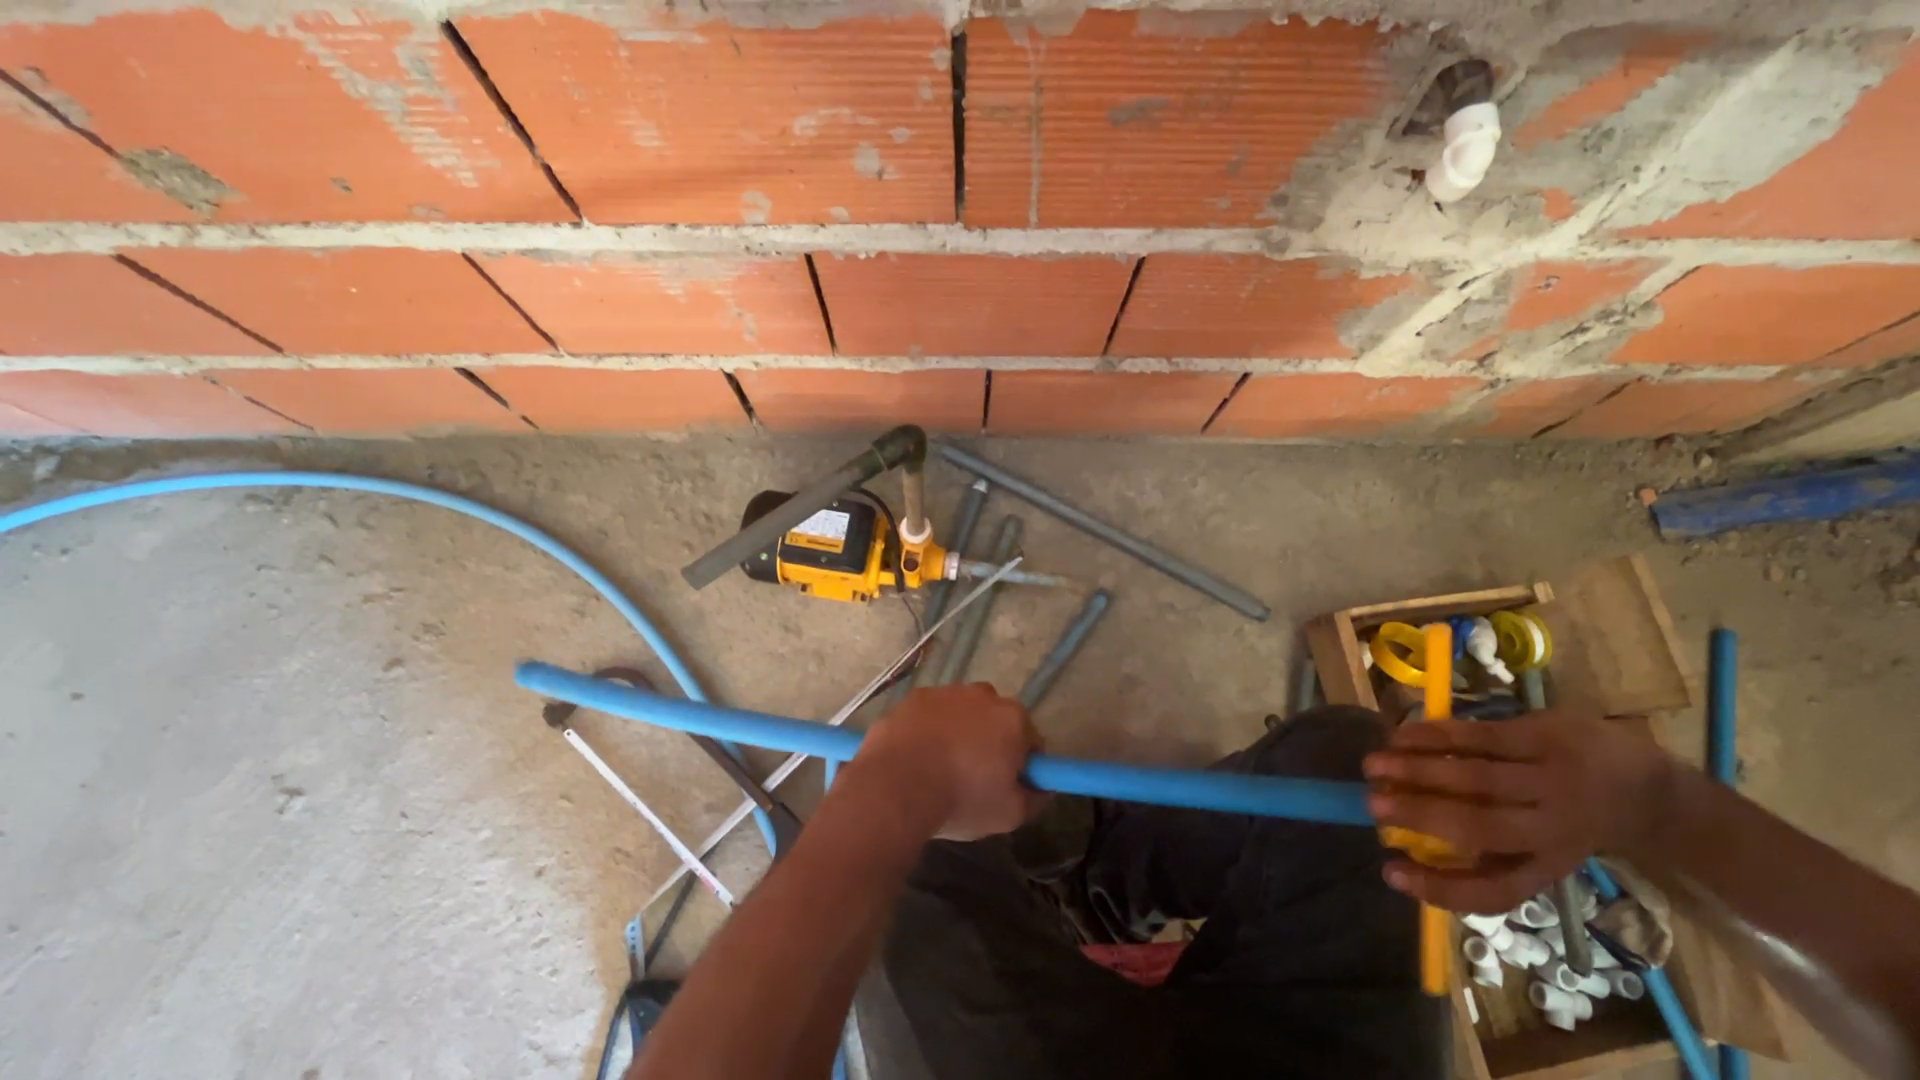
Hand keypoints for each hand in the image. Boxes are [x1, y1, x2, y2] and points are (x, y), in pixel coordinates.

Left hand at [853, 683, 1043, 840]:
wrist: (894, 788)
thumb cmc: (961, 800)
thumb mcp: (1010, 814)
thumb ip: (1034, 799)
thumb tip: (1041, 789)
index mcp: (1013, 718)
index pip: (1030, 741)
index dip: (1022, 766)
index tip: (1007, 787)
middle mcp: (982, 695)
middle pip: (994, 721)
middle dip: (989, 744)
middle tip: (973, 780)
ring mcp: (943, 693)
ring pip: (959, 715)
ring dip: (956, 735)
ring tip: (938, 771)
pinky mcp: (910, 699)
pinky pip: (928, 716)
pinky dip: (926, 732)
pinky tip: (915, 760)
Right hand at [1362, 708, 1677, 912]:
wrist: (1655, 791)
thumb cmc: (1575, 824)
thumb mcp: (1544, 850)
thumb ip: (1489, 853)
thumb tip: (1411, 847)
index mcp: (1547, 865)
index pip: (1492, 890)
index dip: (1438, 887)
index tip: (1389, 871)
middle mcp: (1552, 828)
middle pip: (1478, 826)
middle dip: (1419, 814)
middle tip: (1373, 804)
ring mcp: (1552, 779)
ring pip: (1475, 777)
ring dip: (1417, 770)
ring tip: (1375, 764)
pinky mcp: (1547, 738)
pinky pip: (1481, 737)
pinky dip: (1436, 736)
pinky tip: (1402, 734)